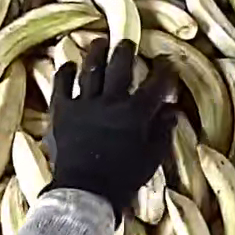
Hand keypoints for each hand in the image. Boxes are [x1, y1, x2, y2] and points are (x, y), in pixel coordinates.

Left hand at [44, 39, 177, 214]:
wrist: (86, 192)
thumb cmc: (124, 177)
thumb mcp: (153, 156)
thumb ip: (163, 130)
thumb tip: (173, 109)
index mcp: (136, 113)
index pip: (155, 84)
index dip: (164, 70)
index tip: (167, 61)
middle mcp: (111, 102)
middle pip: (120, 67)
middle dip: (126, 51)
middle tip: (128, 42)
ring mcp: (84, 105)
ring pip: (91, 70)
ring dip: (96, 54)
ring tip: (100, 42)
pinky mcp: (62, 112)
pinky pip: (62, 86)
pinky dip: (64, 74)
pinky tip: (68, 65)